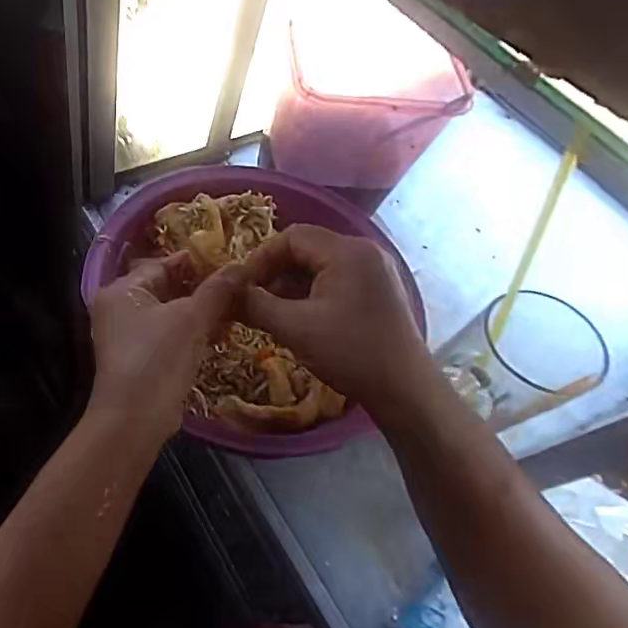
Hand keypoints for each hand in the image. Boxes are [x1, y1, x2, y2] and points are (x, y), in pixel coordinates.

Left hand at [88, 251, 242, 447]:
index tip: (231, 261)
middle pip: (165, 287)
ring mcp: (127, 334)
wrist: (134, 419)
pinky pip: (168, 334)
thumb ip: (216, 290)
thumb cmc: (157, 360)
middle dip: (201, 288)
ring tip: (236, 308)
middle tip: (239, 287)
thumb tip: (241, 265)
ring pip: (168, 312)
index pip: (162, 264)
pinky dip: (190, 332)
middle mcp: (118, 308)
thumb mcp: (191, 319)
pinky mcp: (139, 357)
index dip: (197, 262)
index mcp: (121, 290)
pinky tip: (219, 333)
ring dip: (200, 311)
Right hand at [239, 224, 431, 410]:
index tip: (240, 287)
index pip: (291, 237)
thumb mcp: (293, 328)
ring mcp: (374, 271)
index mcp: (347, 251)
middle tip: (251, 301)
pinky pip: (334, 280)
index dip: (259, 259)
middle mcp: (364, 252)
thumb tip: (224, 293)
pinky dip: (309, 294)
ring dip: (288, 286)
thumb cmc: (349, 353)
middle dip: (273, 273)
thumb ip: (254, 304)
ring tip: (270, 314)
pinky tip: (296, 320)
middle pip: (305, 249)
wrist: (404, 390)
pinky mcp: (377, 291)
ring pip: (318, 266)